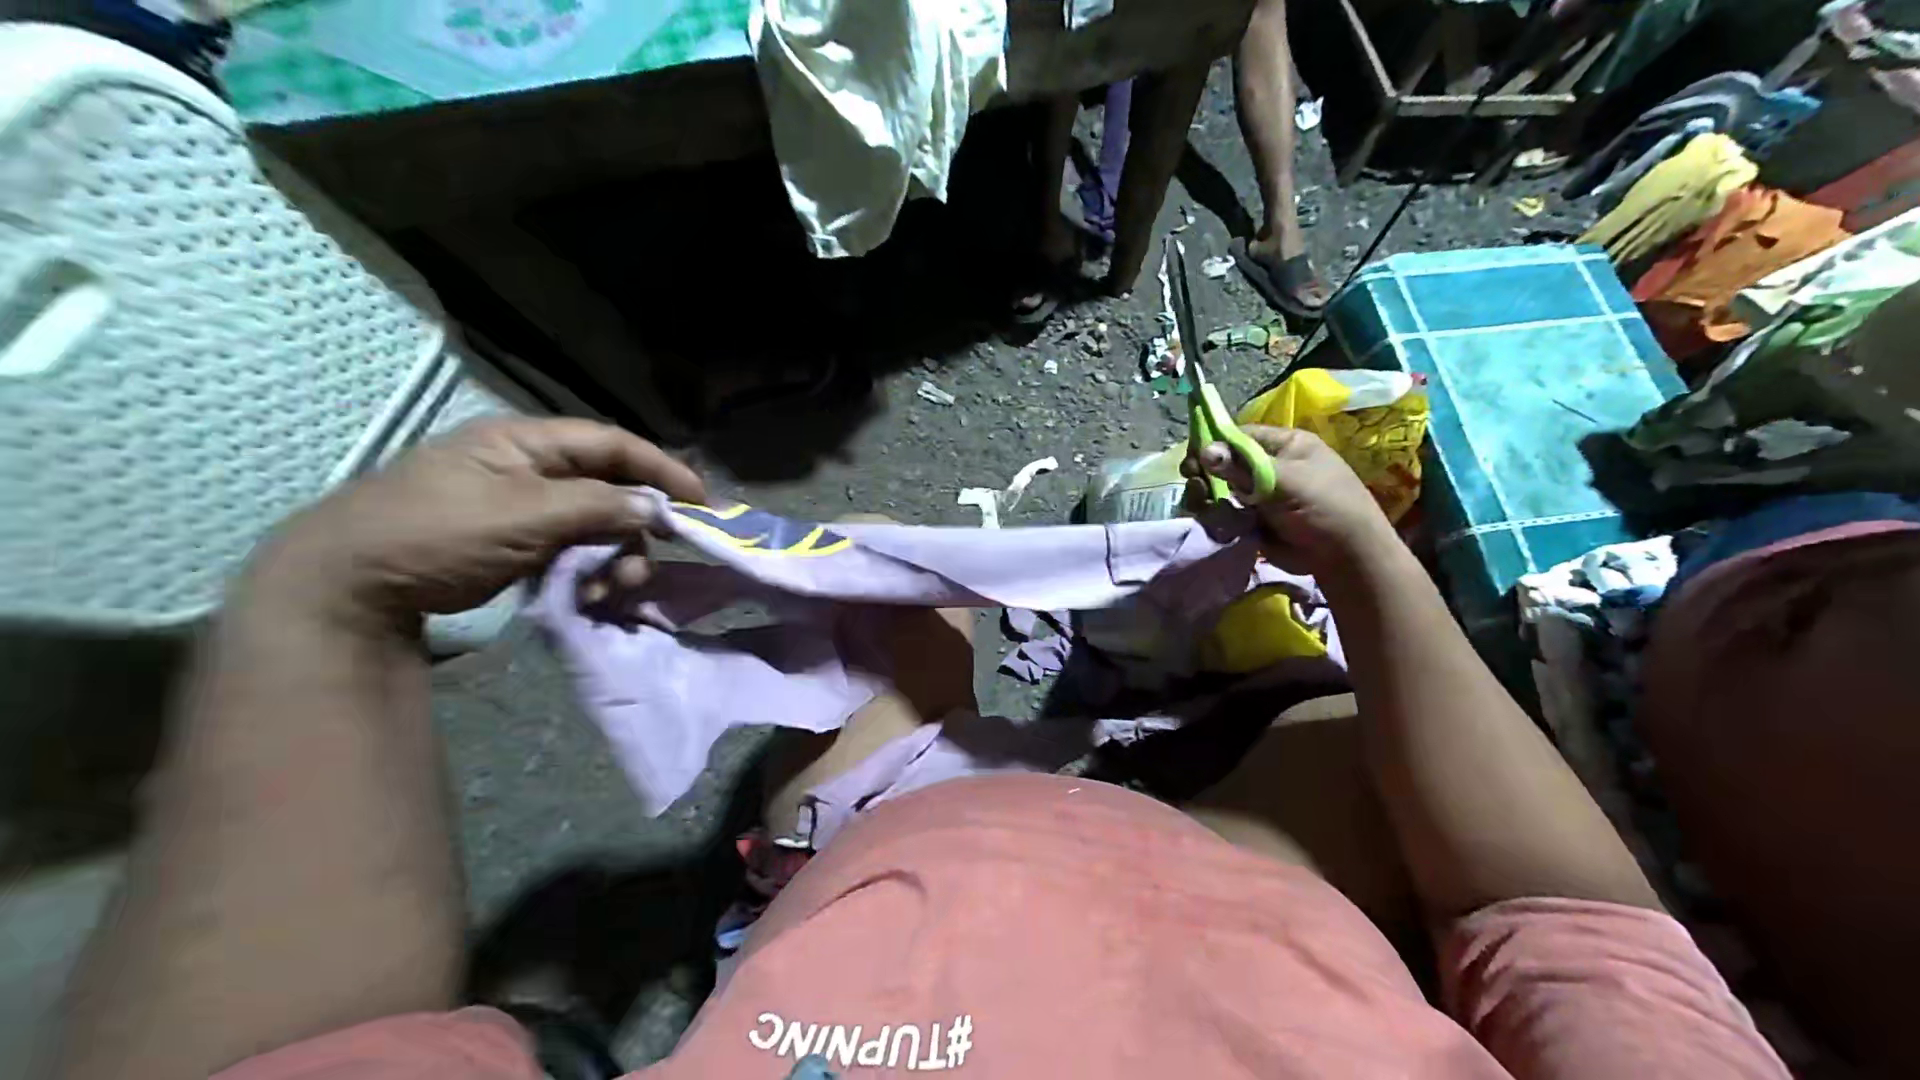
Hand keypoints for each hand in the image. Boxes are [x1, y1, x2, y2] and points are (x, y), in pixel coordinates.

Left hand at [251, 418, 706, 633]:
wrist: (345, 586)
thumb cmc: (436, 533)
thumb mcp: (524, 515)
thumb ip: (598, 506)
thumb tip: (657, 506)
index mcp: (526, 443)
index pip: (611, 444)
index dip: (661, 468)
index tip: (701, 499)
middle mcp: (528, 468)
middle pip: (608, 488)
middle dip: (635, 528)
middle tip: (650, 564)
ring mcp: (520, 506)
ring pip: (593, 524)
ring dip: (612, 558)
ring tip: (609, 592)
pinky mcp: (513, 540)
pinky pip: (571, 548)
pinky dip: (587, 571)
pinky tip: (586, 596)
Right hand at [1185, 424, 1398, 574]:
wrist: (1344, 558)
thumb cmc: (1325, 507)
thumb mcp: (1285, 480)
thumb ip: (1243, 466)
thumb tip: (1205, 450)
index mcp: (1284, 445)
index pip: (1239, 435)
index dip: (1213, 443)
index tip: (1192, 458)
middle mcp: (1268, 466)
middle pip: (1223, 462)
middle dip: (1205, 471)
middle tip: (1195, 483)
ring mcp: (1258, 494)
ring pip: (1218, 488)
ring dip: (1206, 495)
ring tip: (1201, 503)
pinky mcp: (1250, 520)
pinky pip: (1223, 512)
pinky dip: (1213, 515)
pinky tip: (1210, 519)